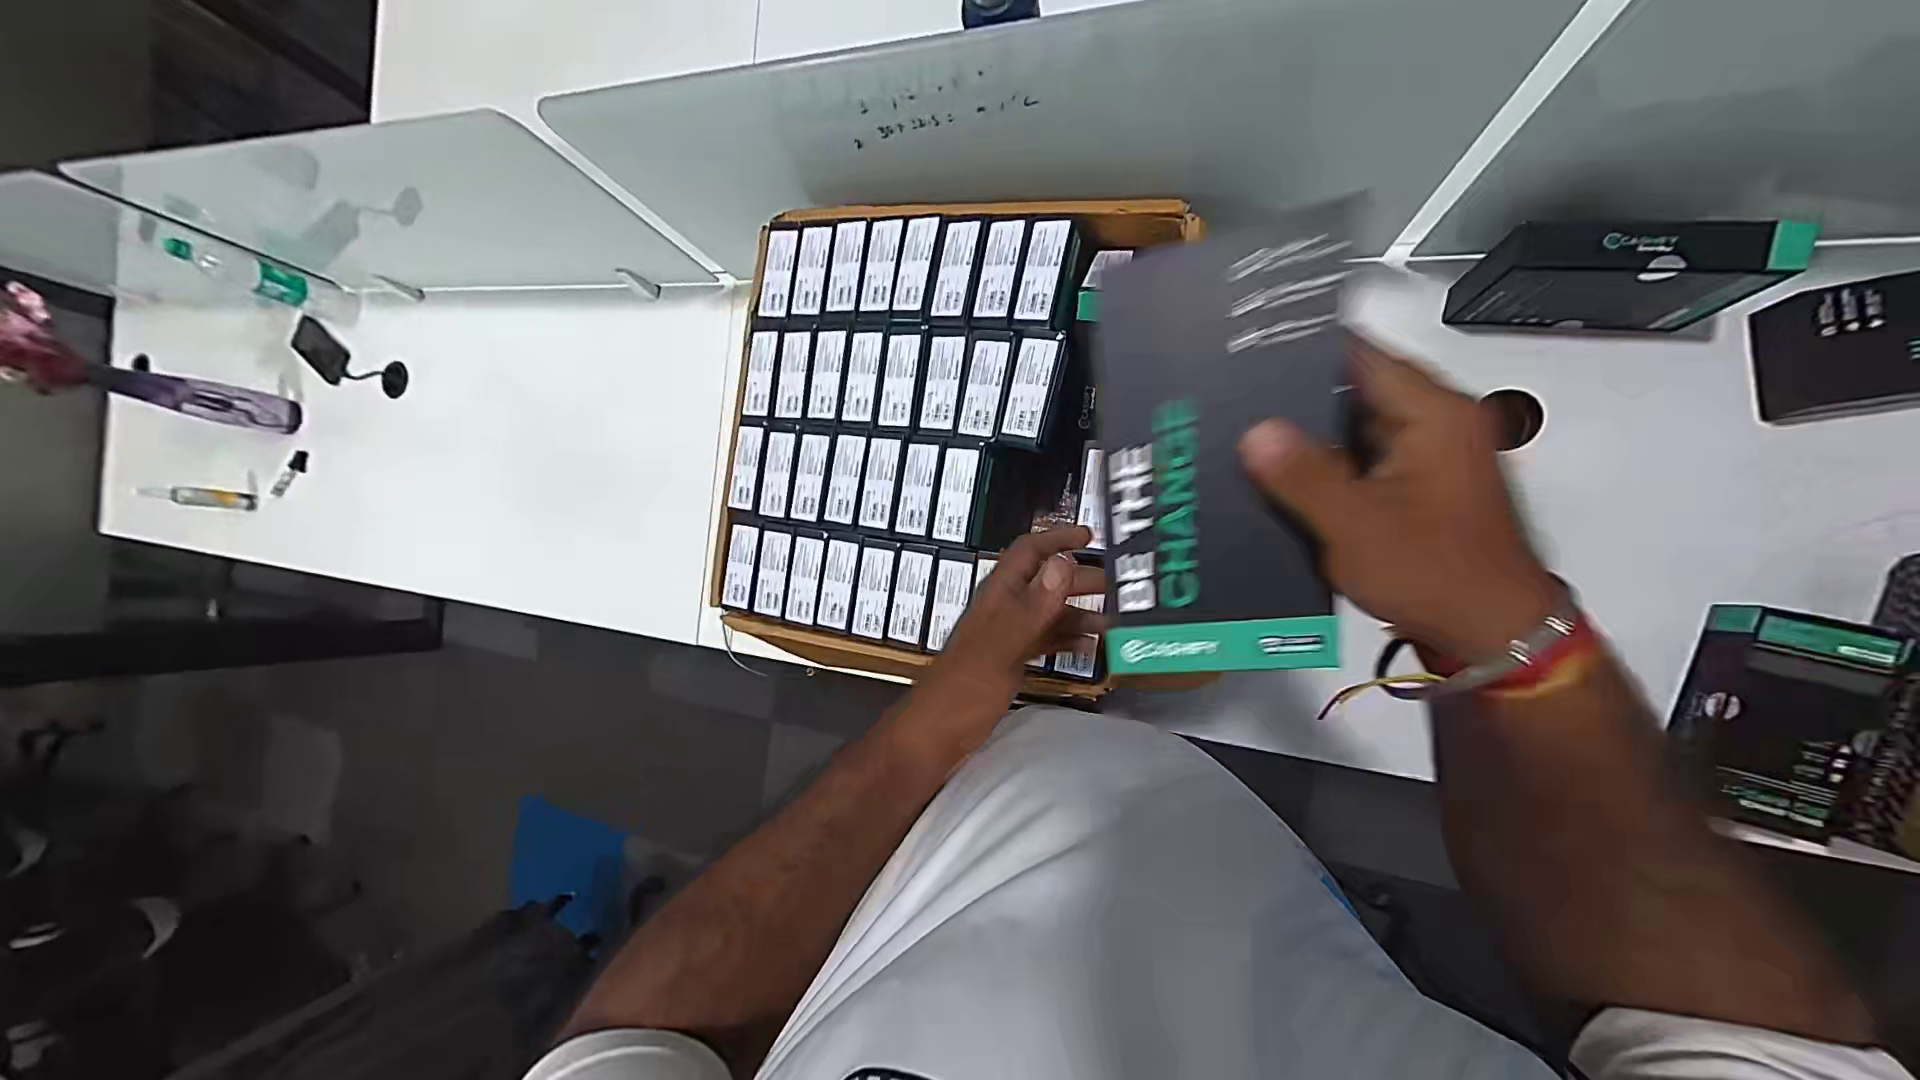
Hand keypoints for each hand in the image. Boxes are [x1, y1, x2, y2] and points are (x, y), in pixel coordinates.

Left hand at [918, 526, 1105, 711]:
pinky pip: (1044, 639)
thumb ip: (1034, 604)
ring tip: (1111, 622)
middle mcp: (1004, 608)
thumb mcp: (1004, 642)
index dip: (1057, 539)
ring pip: (1048, 612)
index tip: (1089, 535)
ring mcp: (1007, 635)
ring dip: (1078, 613)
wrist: (938, 731)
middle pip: (1046, 581)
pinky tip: (1088, 646)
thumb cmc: (966, 685)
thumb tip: (1063, 563)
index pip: (1029, 551)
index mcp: (999, 594)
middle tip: (1117, 588)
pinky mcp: (1010, 660)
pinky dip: (1066, 639)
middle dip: (1080, 579)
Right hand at [1237, 339, 1558, 661]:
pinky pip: (1356, 458)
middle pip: (1350, 389)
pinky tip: (1281, 480)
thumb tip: (1255, 432)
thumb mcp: (1354, 525)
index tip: (1245, 356)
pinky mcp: (1411, 482)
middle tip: (1230, 405)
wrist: (1489, 633)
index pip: (1358, 355)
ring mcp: (1423, 454)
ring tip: (1244, 438)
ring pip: (1349, 427)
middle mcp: (1432, 423)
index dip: (1300, 352)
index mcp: (1432, 414)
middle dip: (1292, 400)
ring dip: (1305, 437)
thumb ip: (1303, 475)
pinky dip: (1322, 465)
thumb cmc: (1435, 575)